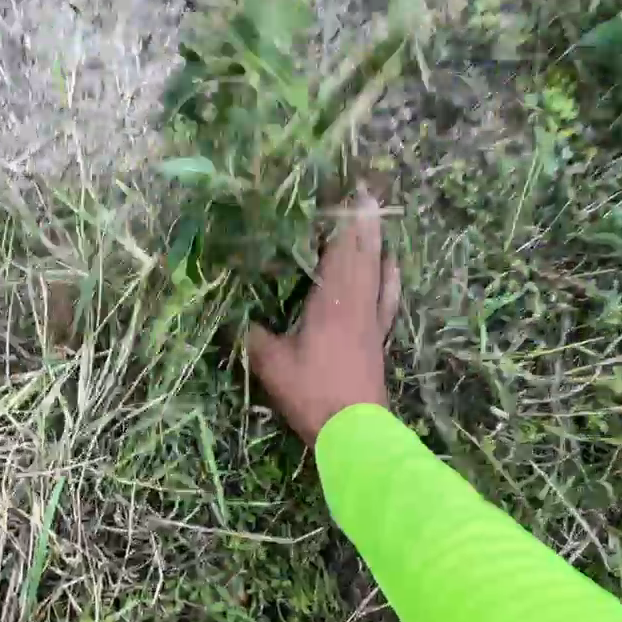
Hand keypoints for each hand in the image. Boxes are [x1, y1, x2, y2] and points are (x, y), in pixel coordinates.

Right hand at [247, 189, 399, 444]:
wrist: (355, 432)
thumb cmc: (313, 393)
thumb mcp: (271, 364)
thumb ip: (250, 335)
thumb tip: (229, 314)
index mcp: (332, 300)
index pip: (339, 246)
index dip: (339, 217)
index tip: (339, 190)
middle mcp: (358, 301)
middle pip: (364, 250)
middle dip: (363, 218)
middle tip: (361, 190)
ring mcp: (373, 319)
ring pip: (379, 268)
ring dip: (377, 240)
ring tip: (374, 216)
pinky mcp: (379, 337)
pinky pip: (389, 295)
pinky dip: (390, 274)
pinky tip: (391, 265)